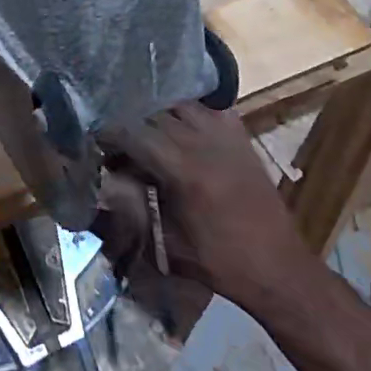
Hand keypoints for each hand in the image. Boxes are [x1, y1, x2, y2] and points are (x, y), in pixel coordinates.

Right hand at [97, 103, 311, 310]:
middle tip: (117, 142)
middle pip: (155, 113)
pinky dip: (190, 110)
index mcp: (183, 168)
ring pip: (180, 104)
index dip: (109, 133)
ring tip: (146, 132)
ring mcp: (225, 133)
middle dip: (131, 123)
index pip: (134, 133)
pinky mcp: (240, 135)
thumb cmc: (219, 262)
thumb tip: (103, 182)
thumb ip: (132, 208)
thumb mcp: (167, 246)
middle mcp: (203, 140)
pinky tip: (181, 126)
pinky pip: (209, 107)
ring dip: (158, 114)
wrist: (277, 266)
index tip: (94, 140)